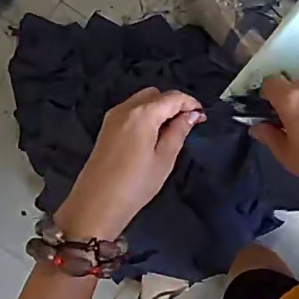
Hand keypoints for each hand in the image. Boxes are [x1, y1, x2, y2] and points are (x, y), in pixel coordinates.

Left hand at [54, 87, 203, 240]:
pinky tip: (152, 135)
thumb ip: (179, 132)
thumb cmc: (135, 184)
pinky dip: (146, 114)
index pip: (173, 97)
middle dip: (174, 104)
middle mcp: (126, 108)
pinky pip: (131, 110)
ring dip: (159, 108)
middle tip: (187, 124)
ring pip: (142, 100)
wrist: (96, 204)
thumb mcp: (164, 159)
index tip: (202, 117)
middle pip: (156, 94)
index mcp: (143, 114)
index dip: (191, 104)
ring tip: (172, 131)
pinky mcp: (106, 127)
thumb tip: (191, 115)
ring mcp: (113, 116)